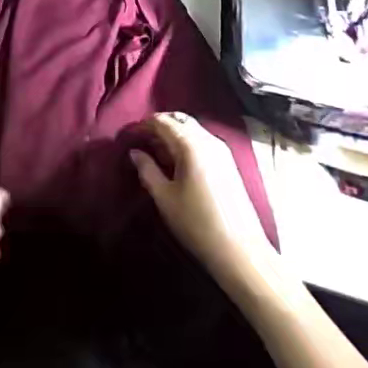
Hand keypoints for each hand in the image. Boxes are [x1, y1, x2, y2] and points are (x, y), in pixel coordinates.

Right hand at [130, 112, 272, 282]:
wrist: (238, 247)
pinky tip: (176, 161)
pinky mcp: (227, 160)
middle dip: (159, 126)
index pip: (163, 121)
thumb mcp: (165, 198)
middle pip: (180, 120)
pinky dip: (186, 142)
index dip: (143, 125)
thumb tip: (135, 152)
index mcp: (191, 144)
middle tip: (141, 142)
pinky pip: (202, 140)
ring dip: (173, 134)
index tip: (129, 136)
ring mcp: (221, 148)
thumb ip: (147, 170)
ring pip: (192, 128)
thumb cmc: (196, 223)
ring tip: (155, 152)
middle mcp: (208, 138)